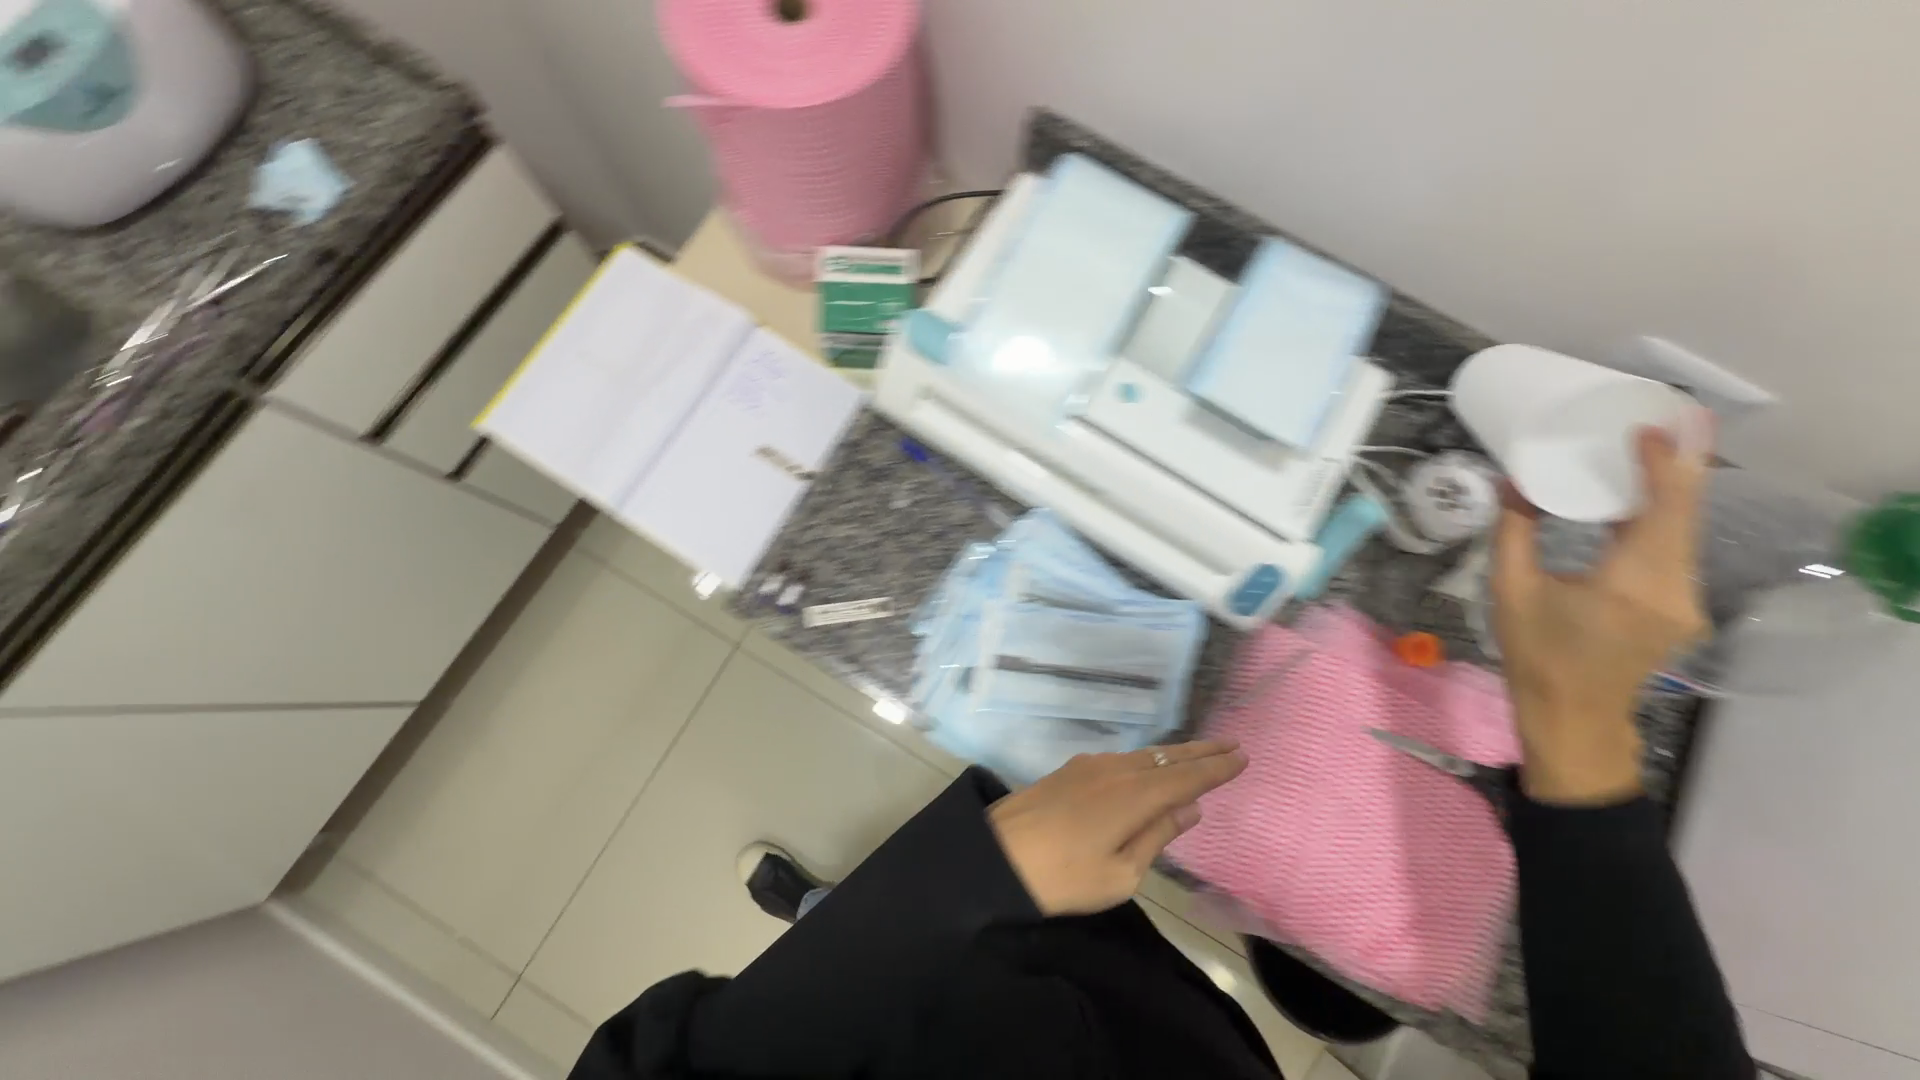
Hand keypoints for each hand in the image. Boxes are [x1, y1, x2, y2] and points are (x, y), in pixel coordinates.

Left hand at [988, 741, 1247, 915]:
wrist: (995, 856)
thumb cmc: (1063, 877)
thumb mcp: (1120, 873)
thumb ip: (1157, 835)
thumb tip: (1190, 808)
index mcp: (1134, 795)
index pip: (1187, 776)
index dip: (1216, 768)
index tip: (1243, 756)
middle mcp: (1115, 769)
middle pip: (1167, 757)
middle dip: (1201, 751)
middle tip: (1231, 744)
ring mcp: (1089, 765)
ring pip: (1142, 755)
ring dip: (1172, 754)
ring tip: (1198, 755)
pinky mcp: (1070, 770)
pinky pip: (1121, 760)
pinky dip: (1146, 761)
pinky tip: (1149, 769)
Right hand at [1491, 419, 1710, 804]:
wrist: (1572, 715)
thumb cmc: (1535, 654)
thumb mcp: (1511, 590)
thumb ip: (1515, 532)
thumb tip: (1512, 482)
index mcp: (1630, 582)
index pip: (1662, 509)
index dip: (1662, 464)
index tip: (1648, 428)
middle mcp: (1673, 588)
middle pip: (1685, 514)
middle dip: (1682, 465)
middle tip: (1674, 419)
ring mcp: (1686, 601)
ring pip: (1685, 532)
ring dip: (1675, 491)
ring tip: (1659, 450)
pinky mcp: (1682, 608)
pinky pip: (1677, 551)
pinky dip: (1665, 519)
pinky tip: (1646, 502)